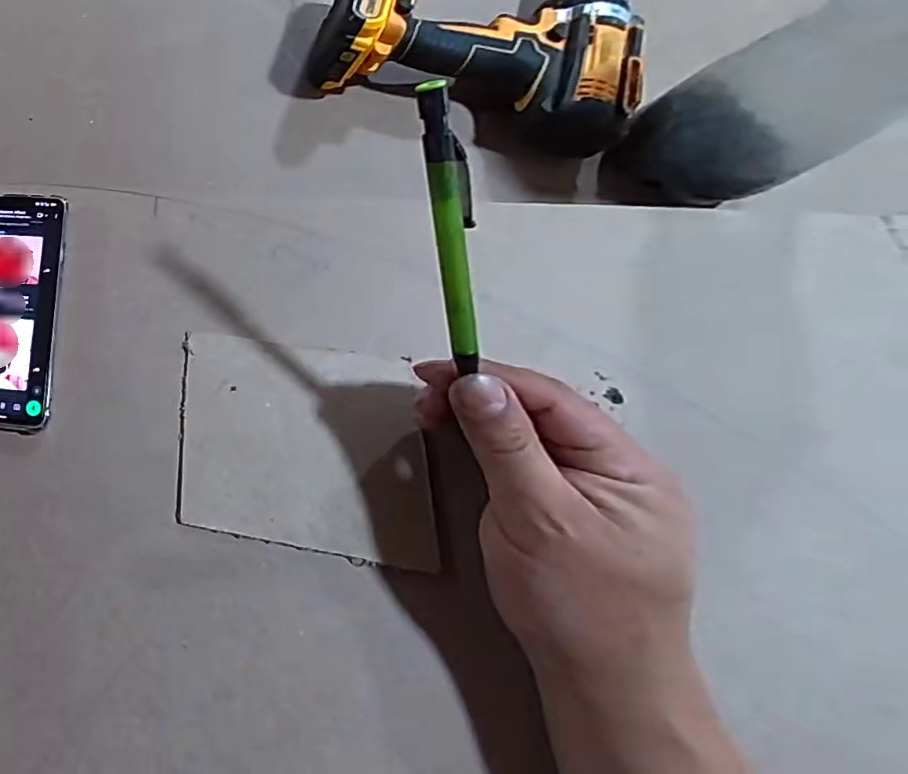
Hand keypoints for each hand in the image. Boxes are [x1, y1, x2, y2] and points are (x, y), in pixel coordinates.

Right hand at [413, 360, 696, 686]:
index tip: (430, 372)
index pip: (551, 399)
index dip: (489, 377)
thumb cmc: (575, 600)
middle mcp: (614, 469)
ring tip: (430, 417)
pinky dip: (481, 438)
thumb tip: (474, 381)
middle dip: (476, 395)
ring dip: (474, 415)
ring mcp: (589, 487)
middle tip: (423, 400)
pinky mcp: (561, 502)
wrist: (598, 679)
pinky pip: (520, 453)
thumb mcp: (536, 515)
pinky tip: (457, 437)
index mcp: (628, 468)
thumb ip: (505, 444)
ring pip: (525, 429)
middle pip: (537, 409)